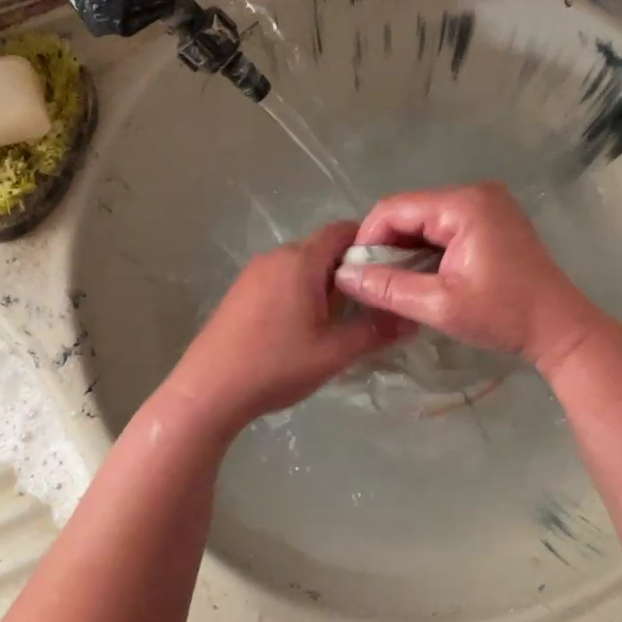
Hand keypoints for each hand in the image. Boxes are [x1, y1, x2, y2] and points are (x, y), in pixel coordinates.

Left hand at [163, 221, 409, 432]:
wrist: (208, 391)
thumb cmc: (275, 366)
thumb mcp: (334, 352)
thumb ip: (375, 331)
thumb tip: (412, 320)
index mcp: (300, 261)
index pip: (344, 230)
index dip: (372, 244)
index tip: (390, 273)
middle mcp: (276, 256)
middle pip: (324, 249)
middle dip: (351, 271)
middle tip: (371, 307)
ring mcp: (254, 273)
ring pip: (303, 266)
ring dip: (326, 286)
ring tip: (339, 323)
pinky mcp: (241, 292)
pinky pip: (283, 280)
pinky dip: (302, 294)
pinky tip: (304, 330)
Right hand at [331, 182, 606, 370]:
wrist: (560, 328)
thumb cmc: (503, 316)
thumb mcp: (440, 305)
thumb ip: (388, 288)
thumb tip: (343, 276)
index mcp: (464, 204)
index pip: (394, 208)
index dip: (368, 239)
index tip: (355, 275)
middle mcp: (476, 193)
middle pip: (410, 212)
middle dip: (387, 247)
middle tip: (373, 285)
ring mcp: (488, 205)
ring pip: (426, 221)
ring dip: (407, 251)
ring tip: (394, 286)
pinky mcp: (494, 221)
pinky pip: (446, 228)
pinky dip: (429, 252)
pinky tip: (421, 279)